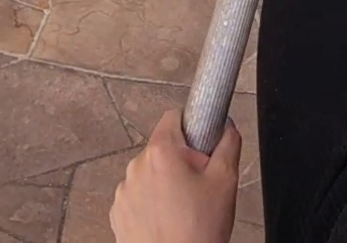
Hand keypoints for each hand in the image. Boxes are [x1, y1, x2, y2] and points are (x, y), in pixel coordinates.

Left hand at [110, 110, 240, 242]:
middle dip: (180, 160)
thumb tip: (226, 126)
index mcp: (161, 152)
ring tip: (183, 209)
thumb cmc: (197, 233)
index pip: (174, 116)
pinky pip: (138, 196)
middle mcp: (136, 167)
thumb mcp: (226, 180)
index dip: (192, 128)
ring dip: (164, 182)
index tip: (201, 147)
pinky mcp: (118, 215)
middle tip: (197, 186)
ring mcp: (124, 192)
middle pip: (163, 147)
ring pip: (150, 172)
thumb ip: (228, 142)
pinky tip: (167, 222)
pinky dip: (151, 203)